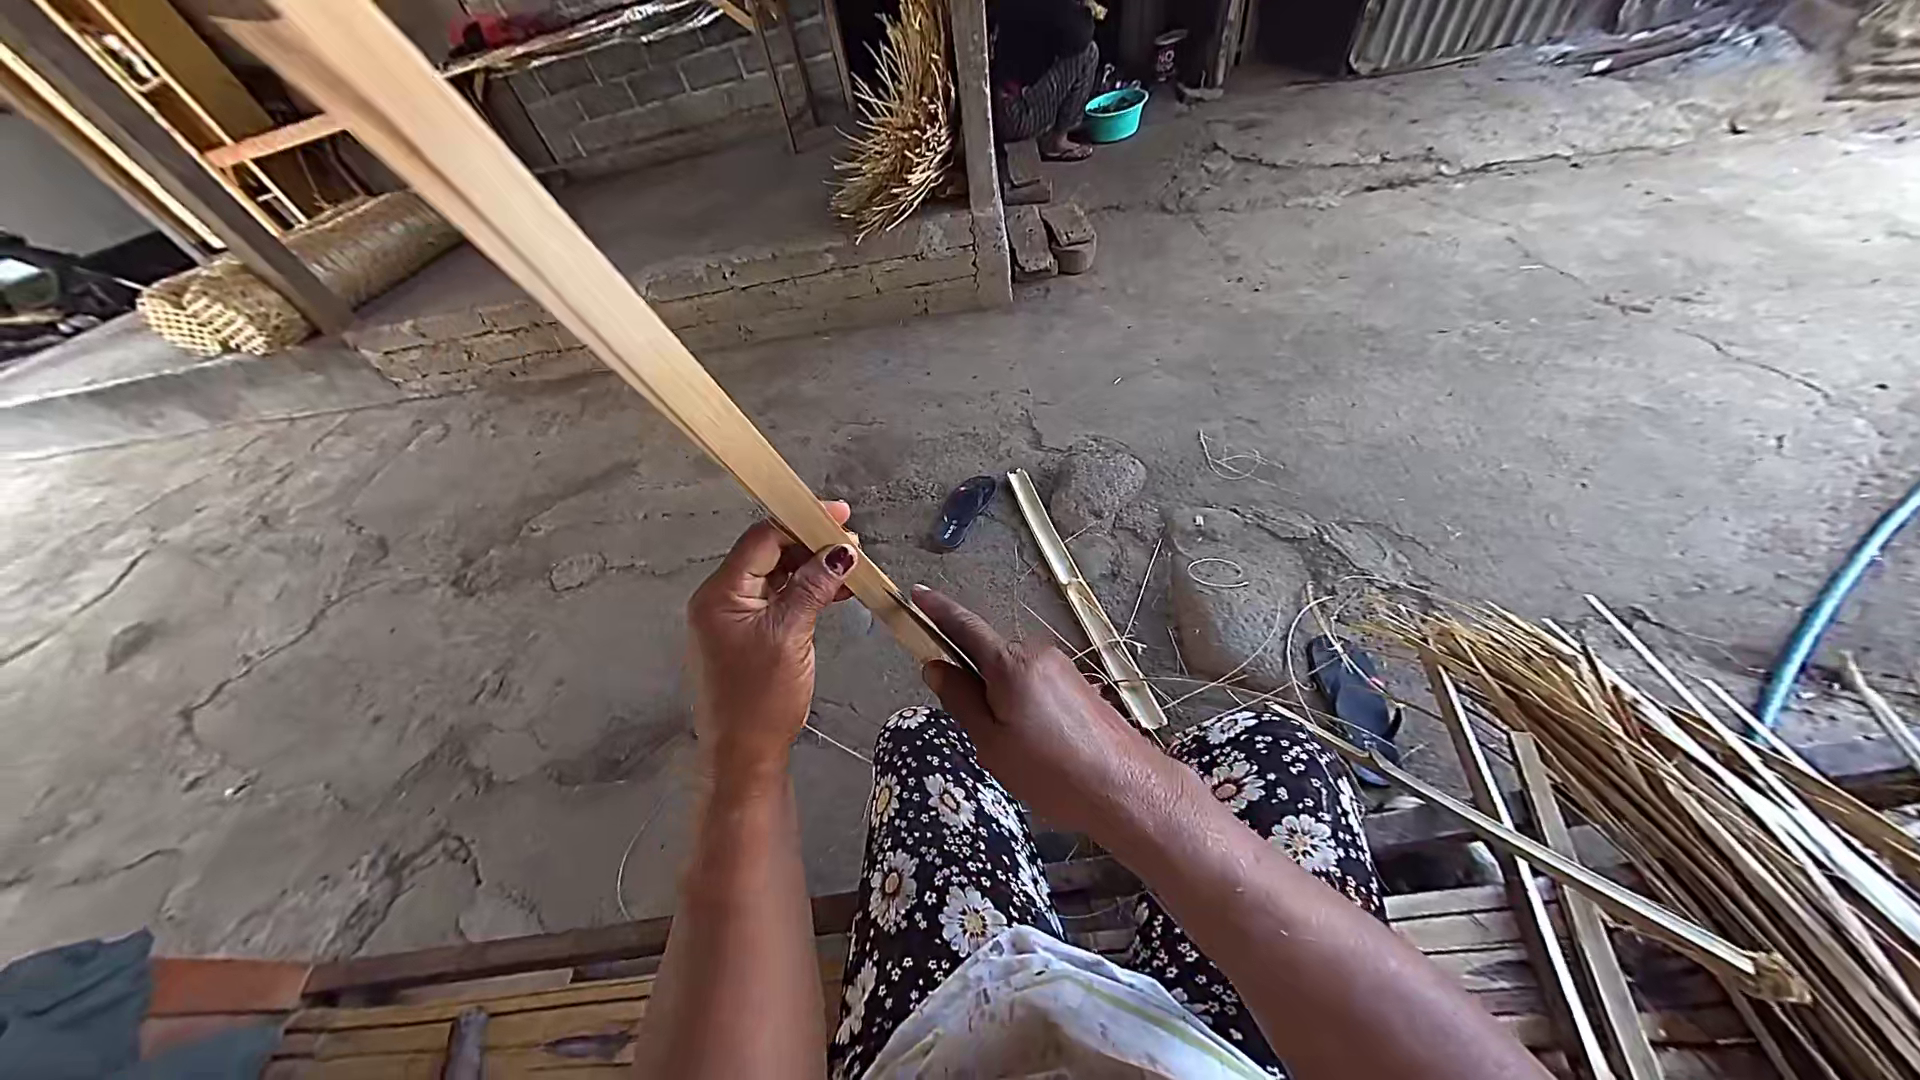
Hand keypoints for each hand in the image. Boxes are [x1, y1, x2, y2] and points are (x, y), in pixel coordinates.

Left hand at [687, 502, 858, 778]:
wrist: (746, 754)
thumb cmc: (761, 699)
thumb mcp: (790, 636)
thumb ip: (813, 588)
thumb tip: (840, 553)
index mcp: (721, 594)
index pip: (762, 539)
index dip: (800, 523)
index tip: (838, 517)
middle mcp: (724, 599)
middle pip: (770, 553)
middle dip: (811, 545)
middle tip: (851, 545)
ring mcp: (737, 616)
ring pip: (778, 575)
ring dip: (813, 568)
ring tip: (850, 567)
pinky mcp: (752, 632)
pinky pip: (781, 598)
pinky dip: (808, 591)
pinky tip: (836, 590)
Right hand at [914, 586, 1190, 834]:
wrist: (1127, 787)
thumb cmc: (1051, 772)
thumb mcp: (991, 743)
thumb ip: (960, 700)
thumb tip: (936, 667)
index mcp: (1010, 665)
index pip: (964, 628)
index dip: (937, 611)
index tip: (917, 594)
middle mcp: (1035, 653)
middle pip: (988, 656)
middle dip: (973, 683)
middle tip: (979, 733)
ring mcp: (1060, 666)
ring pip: (1011, 673)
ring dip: (1000, 698)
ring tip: (1017, 749)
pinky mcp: (1077, 682)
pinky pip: (1034, 682)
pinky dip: (1023, 703)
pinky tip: (1039, 744)